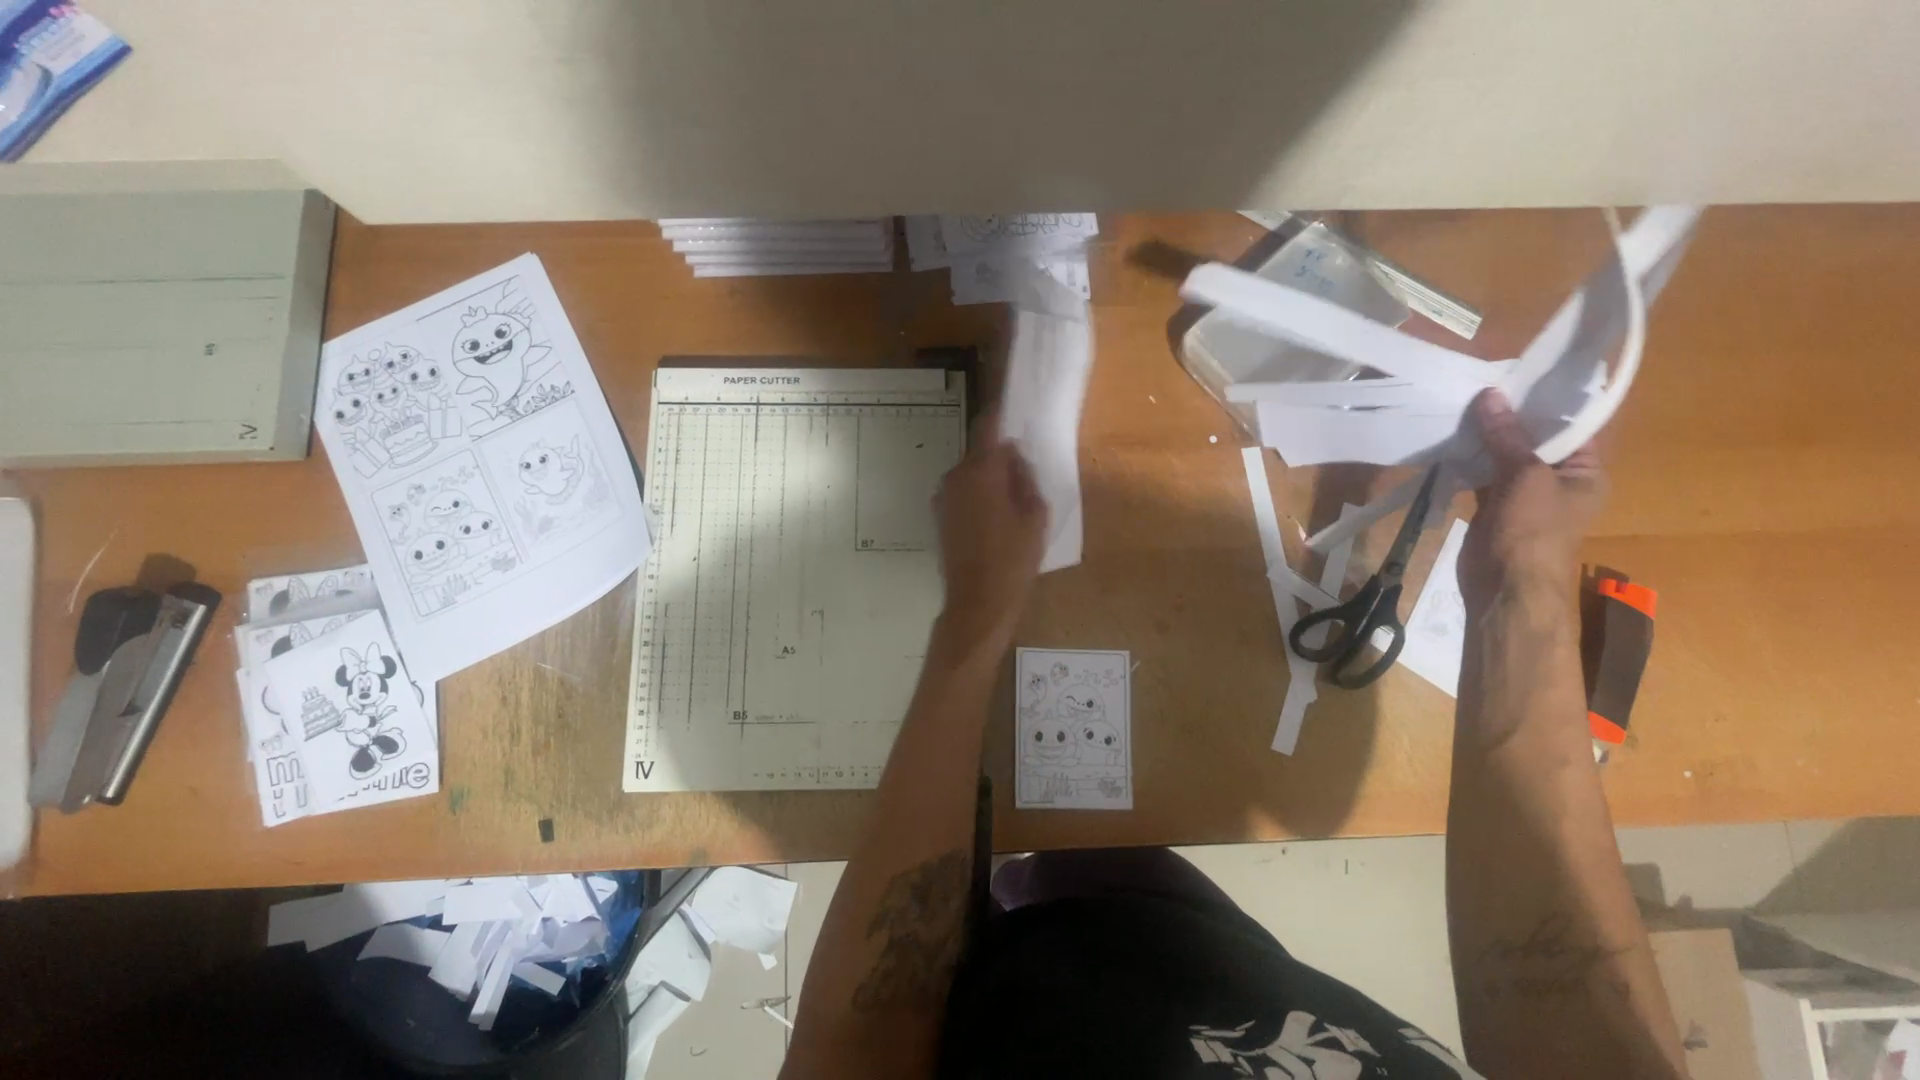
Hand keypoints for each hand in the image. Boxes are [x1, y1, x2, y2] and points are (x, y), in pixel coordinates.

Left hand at [931, 413, 1047, 656]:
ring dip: (989, 477)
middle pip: (979, 452)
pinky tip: (996, 517)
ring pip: (970, 474)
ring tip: (1013, 498)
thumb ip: (1025, 479)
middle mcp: (955, 477)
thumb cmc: (1013, 559)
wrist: (978, 602)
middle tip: (1025, 468)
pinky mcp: (940, 517)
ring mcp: (943, 497)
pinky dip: (978, 495)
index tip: (1016, 406)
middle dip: (1000, 454)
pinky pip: (962, 493)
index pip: (989, 426)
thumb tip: (1015, 459)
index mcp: (981, 470)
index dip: (1002, 413)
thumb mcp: (1035, 516)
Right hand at [1459, 389, 1605, 612]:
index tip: (1521, 373)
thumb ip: (1506, 435)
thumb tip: (1489, 395)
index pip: (1572, 425)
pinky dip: (1469, 460)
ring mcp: (1525, 495)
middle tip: (1482, 384)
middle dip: (1509, 417)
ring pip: (1505, 456)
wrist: (1506, 587)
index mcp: (1585, 471)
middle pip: (1535, 439)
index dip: (1547, 400)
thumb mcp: (1525, 475)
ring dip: (1486, 438)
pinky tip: (1451, 439)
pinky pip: (1483, 475)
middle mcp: (1559, 479)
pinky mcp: (1494, 507)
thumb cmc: (1532, 530)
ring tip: (1462, 405)